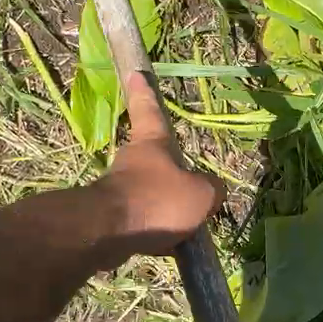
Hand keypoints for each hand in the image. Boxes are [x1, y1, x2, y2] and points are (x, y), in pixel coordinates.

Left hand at [93, 74, 220, 255]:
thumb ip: (211, 189)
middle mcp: (130, 162)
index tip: (136, 75)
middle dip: (167, 174)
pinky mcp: (110, 218)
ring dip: (164, 209)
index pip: (149, 112)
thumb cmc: (158, 201)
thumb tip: (213, 192)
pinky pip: (141, 222)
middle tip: (185, 190)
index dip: (145, 94)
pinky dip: (155, 232)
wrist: (110, 232)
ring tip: (183, 229)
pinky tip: (167, 246)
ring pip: (148, 195)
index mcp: (151, 146)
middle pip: (152, 162)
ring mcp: (118, 191)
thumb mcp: (201, 194)